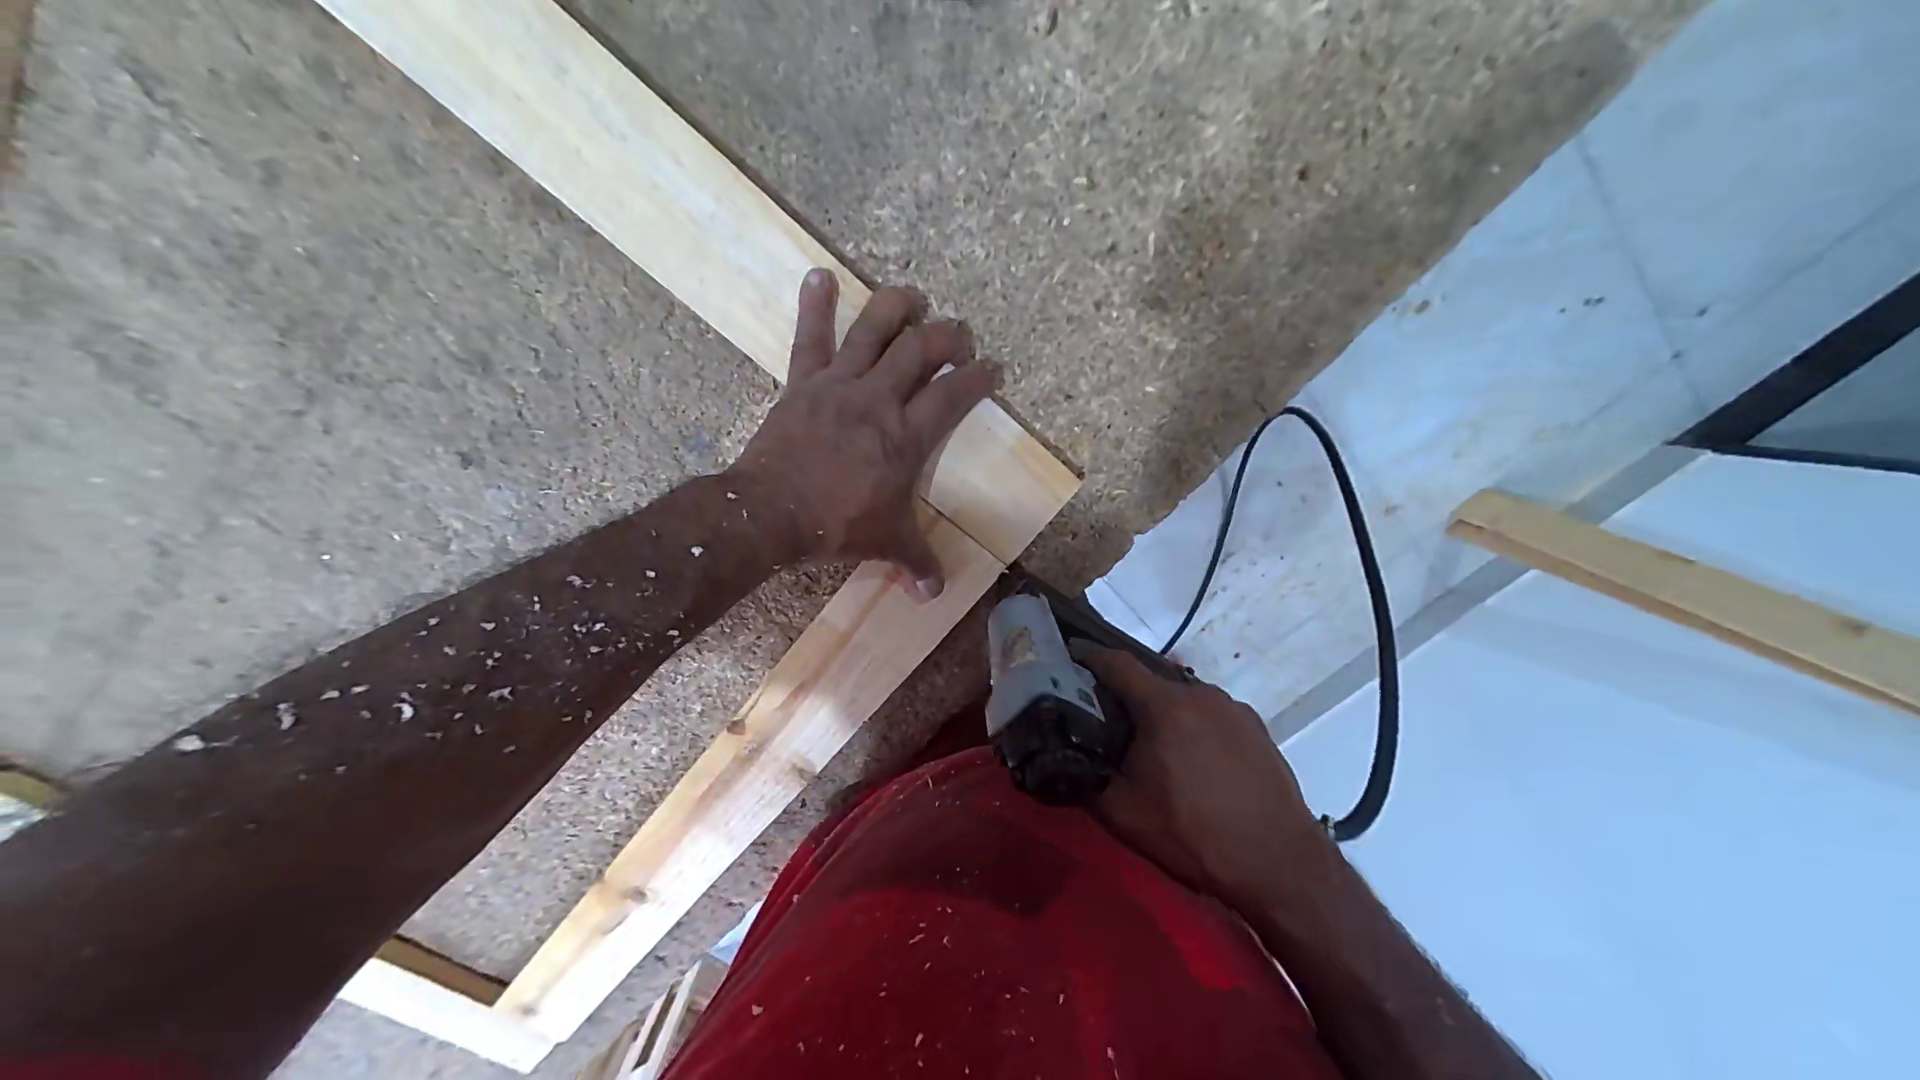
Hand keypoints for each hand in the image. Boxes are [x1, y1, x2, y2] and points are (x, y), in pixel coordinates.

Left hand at [728, 270, 993, 600]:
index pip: (954, 394)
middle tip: (958, 334)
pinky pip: (810, 338)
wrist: (770, 514)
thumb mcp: (886, 544)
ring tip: (912, 295)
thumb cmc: (836, 527)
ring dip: (896, 306)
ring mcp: (839, 385)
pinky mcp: (803, 383)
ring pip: (873, 329)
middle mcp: (879, 399)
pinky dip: (815, 304)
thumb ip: (917, 562)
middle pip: (922, 349)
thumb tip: (935, 594)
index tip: (992, 368)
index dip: (979, 376)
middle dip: (948, 335)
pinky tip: (819, 275)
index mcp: (907, 436)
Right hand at [1077, 647, 1328, 908]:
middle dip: (1128, 697)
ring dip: (1165, 715)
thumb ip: (1087, 779)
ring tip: (1157, 750)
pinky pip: (1213, 718)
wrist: (1279, 865)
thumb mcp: (1122, 814)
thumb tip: (1067, 762)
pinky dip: (1196, 729)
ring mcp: (1236, 710)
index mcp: (1166, 706)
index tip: (1071, 658)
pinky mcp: (1259, 730)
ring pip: (1185, 701)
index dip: (1089, 657)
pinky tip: (1197, 765)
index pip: (1117, 663)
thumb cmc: (1194, 835)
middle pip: (1152, 683)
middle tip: (1111, 725)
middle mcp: (1202, 695)